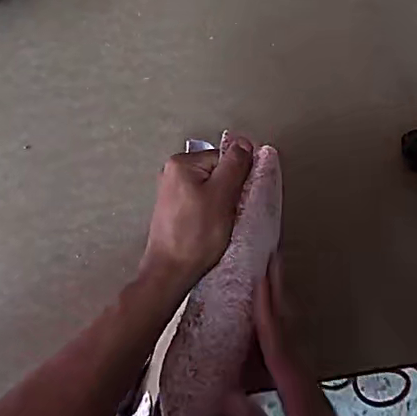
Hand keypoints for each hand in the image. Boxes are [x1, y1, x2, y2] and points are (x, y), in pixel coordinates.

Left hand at [137, 135, 253, 290]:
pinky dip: (212, 211)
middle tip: (231, 211)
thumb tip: (244, 143)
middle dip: (230, 189)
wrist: (171, 272)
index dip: (239, 176)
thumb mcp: (222, 194)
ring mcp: (172, 192)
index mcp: (181, 163)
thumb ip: (235, 165)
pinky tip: (212, 226)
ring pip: (212, 188)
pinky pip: (203, 201)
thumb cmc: (196, 235)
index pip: (225, 158)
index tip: (240, 196)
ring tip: (221, 221)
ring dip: (223, 202)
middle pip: (218, 172)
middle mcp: (173, 173)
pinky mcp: (175, 210)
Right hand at [223, 254, 396, 415]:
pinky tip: (265, 341)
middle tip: (271, 259)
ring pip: (292, 344)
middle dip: (280, 295)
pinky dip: (277, 339)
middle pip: (292, 333)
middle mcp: (310, 389)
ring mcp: (311, 397)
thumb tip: (227, 394)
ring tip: (266, 285)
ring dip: (280, 311)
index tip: (260, 274)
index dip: (268, 309)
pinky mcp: (308, 408)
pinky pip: (289, 361)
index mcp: (303, 399)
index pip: (281, 346)